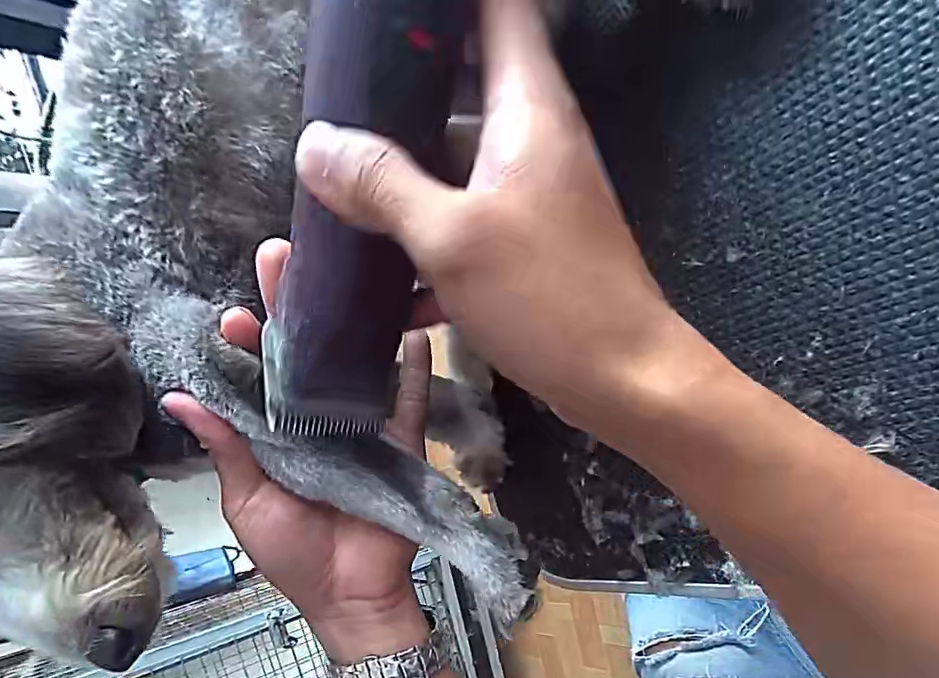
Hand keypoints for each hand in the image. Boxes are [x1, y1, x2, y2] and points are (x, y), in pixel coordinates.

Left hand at [163, 239, 433, 659]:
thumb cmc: (293, 554)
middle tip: (280, 258)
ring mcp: (363, 430)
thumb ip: (226, 450)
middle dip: (293, 310)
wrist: (349, 595)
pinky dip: (412, 370)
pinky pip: (408, 403)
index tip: (233, 317)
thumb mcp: (248, 502)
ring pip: (355, 368)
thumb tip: (180, 399)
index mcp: (276, 434)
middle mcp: (319, 422)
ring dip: (349, 326)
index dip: (247, 344)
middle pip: (306, 357)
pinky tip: (410, 332)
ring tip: (342, 278)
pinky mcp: (401, 445)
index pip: (259, 377)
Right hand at [291, 0, 724, 431]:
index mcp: (527, 107)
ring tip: (347, 197)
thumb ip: (383, 185)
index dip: (439, 7)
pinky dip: (434, 248)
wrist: (621, 379)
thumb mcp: (451, 239)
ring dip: (409, 183)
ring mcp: (536, 199)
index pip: (493, 7)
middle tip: (342, 117)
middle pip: (463, 87)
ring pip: (460, 167)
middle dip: (401, 97)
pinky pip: (472, 229)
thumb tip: (317, 146)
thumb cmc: (547, 299)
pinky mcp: (532, 252)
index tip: (383, 22)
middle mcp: (536, 141)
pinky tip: (395, 288)